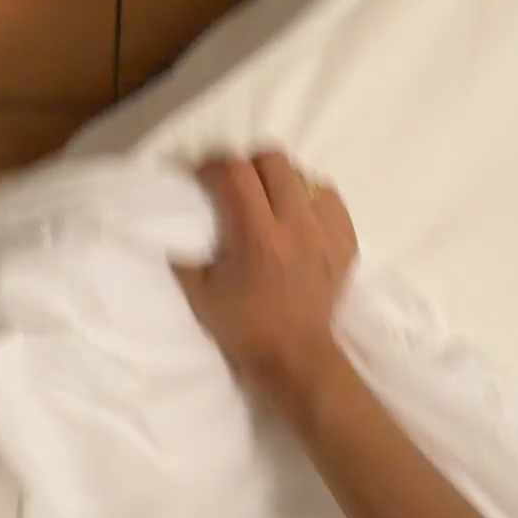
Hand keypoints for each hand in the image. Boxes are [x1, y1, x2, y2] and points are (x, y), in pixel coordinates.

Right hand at [174, 152, 359, 413]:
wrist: (295, 357)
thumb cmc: (241, 325)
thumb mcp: (197, 290)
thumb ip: (182, 250)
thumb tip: (171, 220)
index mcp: (256, 236)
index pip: (235, 173)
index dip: (212, 166)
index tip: (201, 177)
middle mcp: (295, 225)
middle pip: (273, 160)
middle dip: (246, 164)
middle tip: (233, 184)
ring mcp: (326, 232)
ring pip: (303, 173)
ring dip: (278, 180)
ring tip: (266, 199)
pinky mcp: (346, 241)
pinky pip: (329, 197)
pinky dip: (309, 197)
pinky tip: (295, 216)